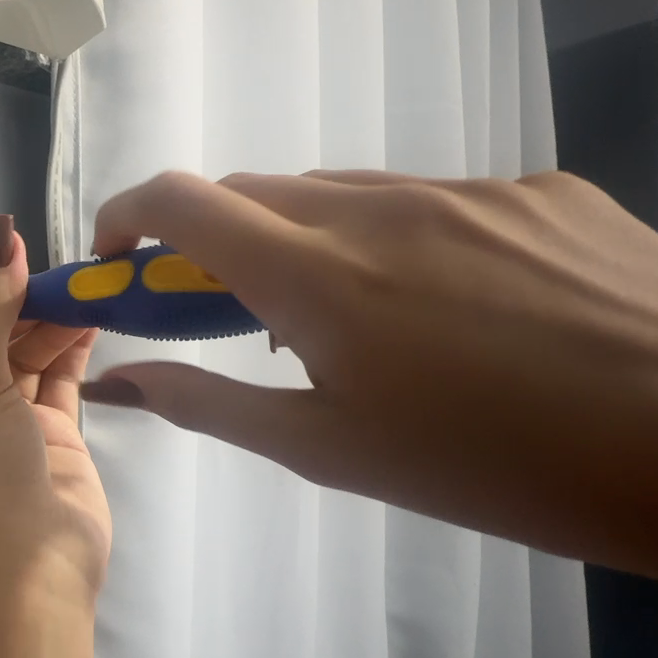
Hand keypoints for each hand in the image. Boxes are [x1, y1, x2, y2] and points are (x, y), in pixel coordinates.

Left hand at [0, 215, 110, 600]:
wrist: (27, 563)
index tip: (1, 270)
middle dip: (16, 301)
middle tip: (58, 270)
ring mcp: (9, 416)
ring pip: (27, 352)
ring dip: (50, 320)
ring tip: (87, 286)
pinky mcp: (52, 432)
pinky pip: (60, 378)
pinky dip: (75, 347)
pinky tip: (96, 316)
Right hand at [81, 169, 657, 578]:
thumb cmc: (498, 467)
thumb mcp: (324, 449)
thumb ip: (203, 402)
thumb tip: (118, 382)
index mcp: (317, 274)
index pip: (180, 201)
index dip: (126, 215)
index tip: (117, 258)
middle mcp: (380, 208)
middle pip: (247, 190)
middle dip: (203, 238)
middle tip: (218, 307)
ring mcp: (467, 190)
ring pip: (332, 191)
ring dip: (290, 237)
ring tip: (336, 316)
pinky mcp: (540, 191)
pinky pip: (421, 199)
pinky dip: (380, 238)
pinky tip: (437, 305)